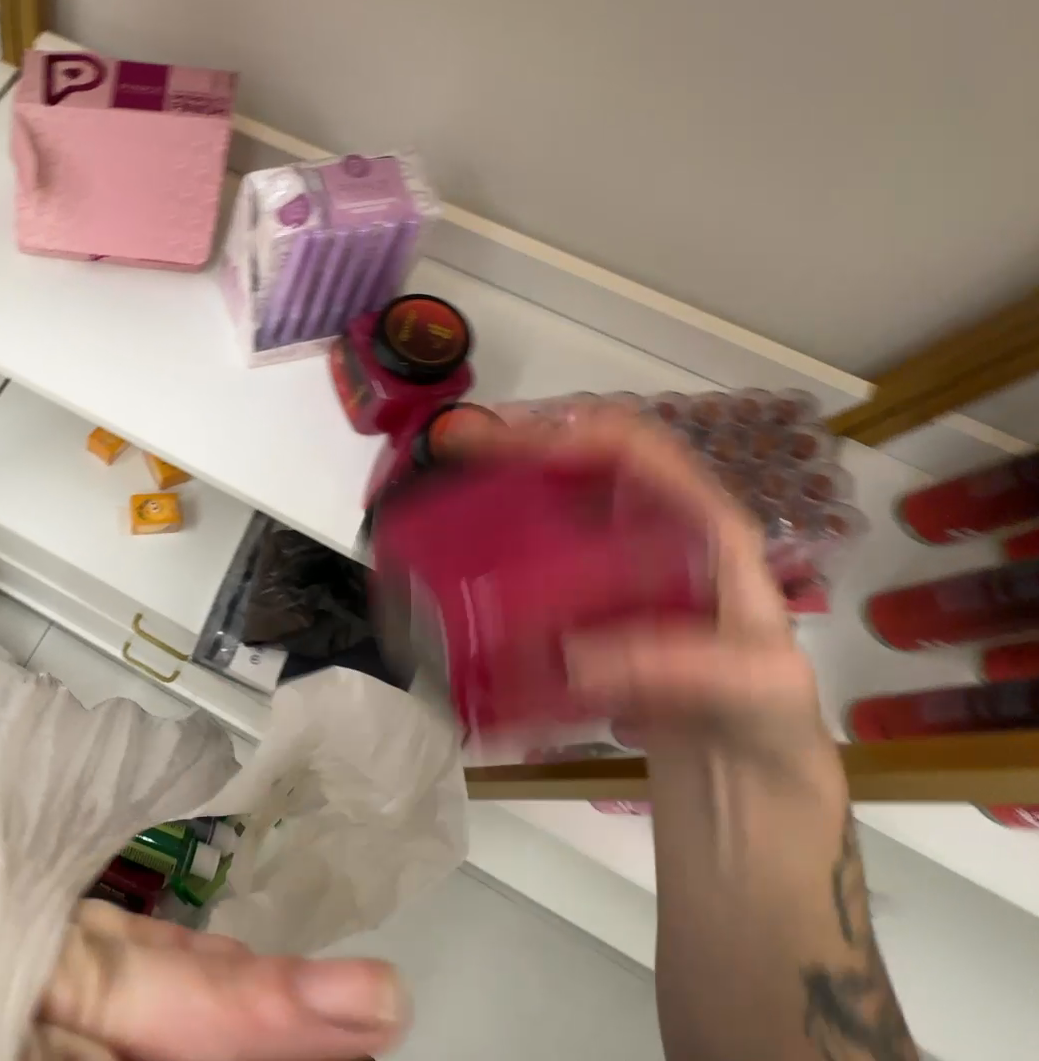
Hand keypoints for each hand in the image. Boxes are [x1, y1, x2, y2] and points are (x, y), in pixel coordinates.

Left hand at [0, 822, 406, 1059]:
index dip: (217, 1023)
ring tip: (276, 1000)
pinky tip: (161, 965)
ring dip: (170, 974)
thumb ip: (65, 1059)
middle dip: (224, 997)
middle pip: (77, 966)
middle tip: (350, 1008)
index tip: (345, 1020)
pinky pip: (13, 895)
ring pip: (58, 924)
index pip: (67, 1027)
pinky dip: (89, 943)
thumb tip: (188, 1044)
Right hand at [450, 406, 829, 761]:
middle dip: (513, 449)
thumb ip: (677, 665)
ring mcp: (612, 570)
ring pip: (549, 508)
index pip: (635, 452)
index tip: (500, 443)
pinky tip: (454, 564)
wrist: (742, 770)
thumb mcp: (749, 689)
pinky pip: (531, 564)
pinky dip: (491, 554)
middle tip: (449, 454)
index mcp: (701, 528)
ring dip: (494, 493)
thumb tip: (569, 655)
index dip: (568, 433)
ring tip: (440, 496)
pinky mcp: (581, 608)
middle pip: (578, 466)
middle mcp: (653, 535)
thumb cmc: (764, 719)